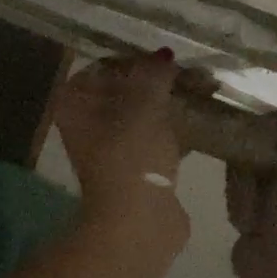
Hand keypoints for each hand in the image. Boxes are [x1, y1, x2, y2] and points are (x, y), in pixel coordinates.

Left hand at [54, 50, 188, 229]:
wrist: (137, 222)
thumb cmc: (131, 154)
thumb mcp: (144, 104)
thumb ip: (154, 73)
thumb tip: (165, 55)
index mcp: (73, 101)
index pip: (106, 66)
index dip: (137, 59)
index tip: (170, 60)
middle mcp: (84, 121)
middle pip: (124, 88)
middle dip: (157, 81)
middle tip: (193, 74)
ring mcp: (108, 146)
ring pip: (141, 113)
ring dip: (169, 103)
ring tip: (203, 90)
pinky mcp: (133, 167)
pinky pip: (154, 136)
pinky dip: (174, 127)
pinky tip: (201, 119)